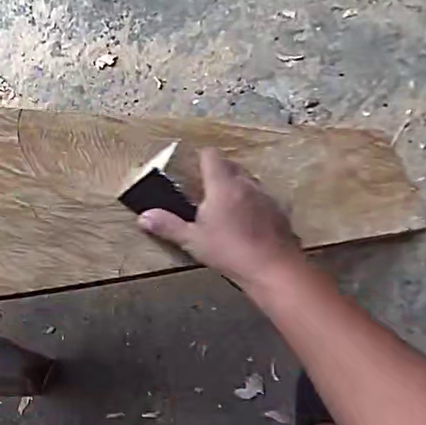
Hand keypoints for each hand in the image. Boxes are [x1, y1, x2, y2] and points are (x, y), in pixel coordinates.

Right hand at [137, 147, 305, 290]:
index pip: (211, 155)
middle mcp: (246, 184)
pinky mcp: (281, 211)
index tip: (194, 170)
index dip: (201, 159)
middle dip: (220, 174)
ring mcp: (267, 196)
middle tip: (208, 192)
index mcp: (222, 185)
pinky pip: (266, 199)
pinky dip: (257, 205)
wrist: (272, 268)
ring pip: (250, 181)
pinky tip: (251, 223)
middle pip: (232, 165)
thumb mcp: (194, 241)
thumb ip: (168, 226)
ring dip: (240, 188)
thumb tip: (144, 217)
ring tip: (229, 208)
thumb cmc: (231, 253)